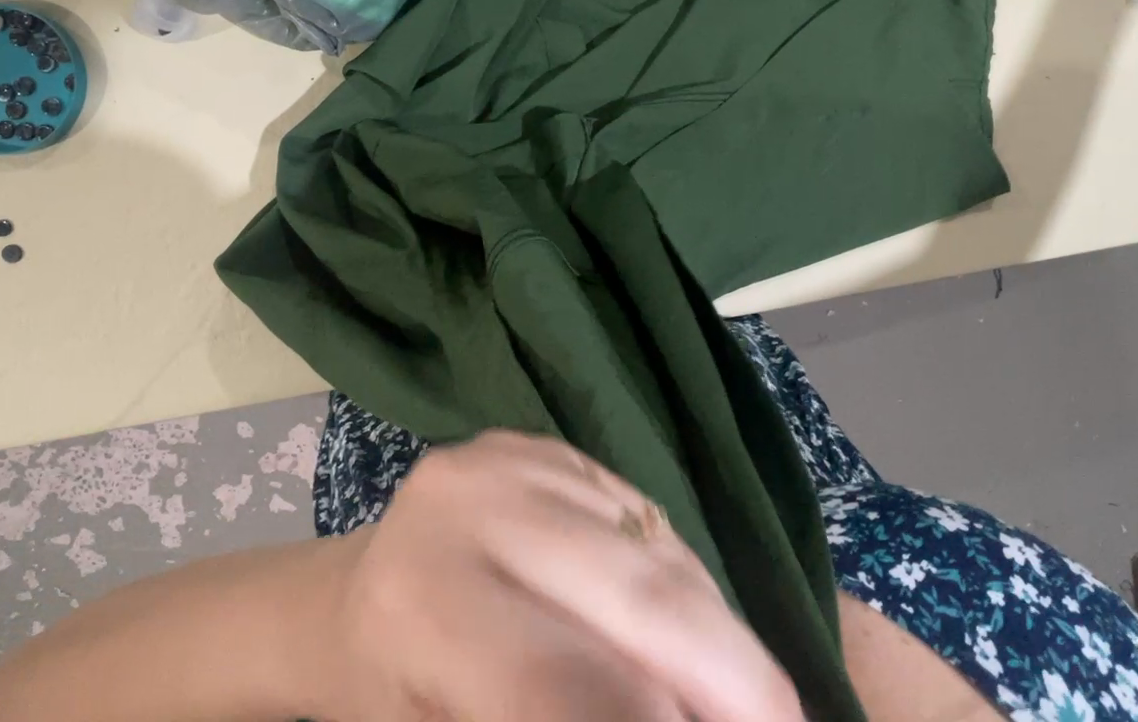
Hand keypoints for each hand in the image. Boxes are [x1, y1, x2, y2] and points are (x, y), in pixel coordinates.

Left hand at [326, 430, 805, 721]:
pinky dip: (683, 584)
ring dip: (717, 632)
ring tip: (736, 688)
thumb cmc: (396, 694)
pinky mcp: (547, 444)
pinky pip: (648, 520)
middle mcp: (474, 504)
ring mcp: (515, 458)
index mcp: (427, 601)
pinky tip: (685, 628)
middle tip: (780, 721)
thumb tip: (672, 712)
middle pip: (646, 600)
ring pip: (663, 554)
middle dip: (735, 679)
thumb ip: (567, 718)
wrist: (358, 596)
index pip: (571, 687)